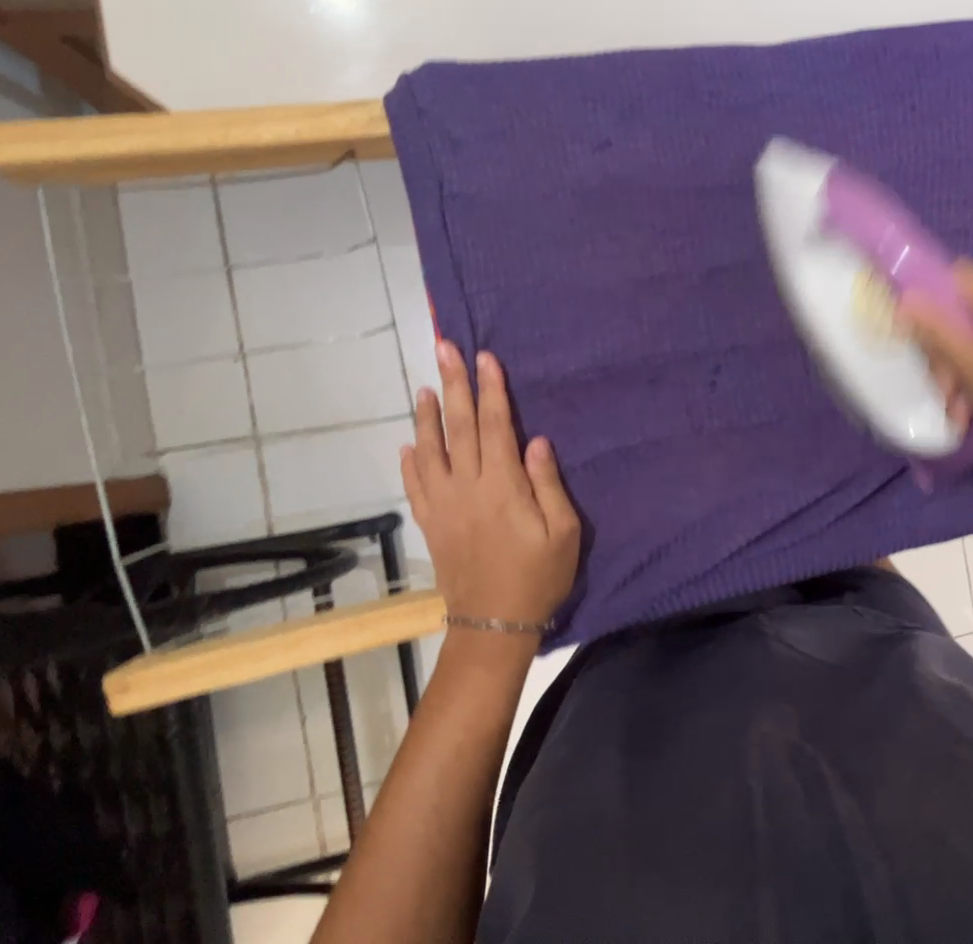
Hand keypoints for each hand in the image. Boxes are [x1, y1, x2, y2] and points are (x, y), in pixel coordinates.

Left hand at [401, 342, 579, 631]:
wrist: (494, 623)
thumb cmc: (539, 576)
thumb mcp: (564, 532)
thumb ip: (548, 484)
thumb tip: (536, 441)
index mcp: (502, 486)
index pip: (495, 426)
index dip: (491, 390)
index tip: (485, 357)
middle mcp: (467, 487)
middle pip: (459, 427)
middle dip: (455, 385)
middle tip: (444, 348)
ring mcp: (444, 505)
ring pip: (431, 450)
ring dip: (428, 416)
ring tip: (425, 387)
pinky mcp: (432, 524)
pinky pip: (416, 485)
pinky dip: (410, 462)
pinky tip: (408, 444)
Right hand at [899, 260, 972, 457]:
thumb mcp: (970, 365)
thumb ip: (936, 330)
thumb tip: (904, 298)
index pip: (961, 275)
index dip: (931, 290)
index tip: (910, 319)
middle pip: (961, 313)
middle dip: (942, 349)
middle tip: (937, 381)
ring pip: (969, 341)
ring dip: (954, 374)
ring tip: (952, 406)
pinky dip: (971, 380)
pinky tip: (965, 412)